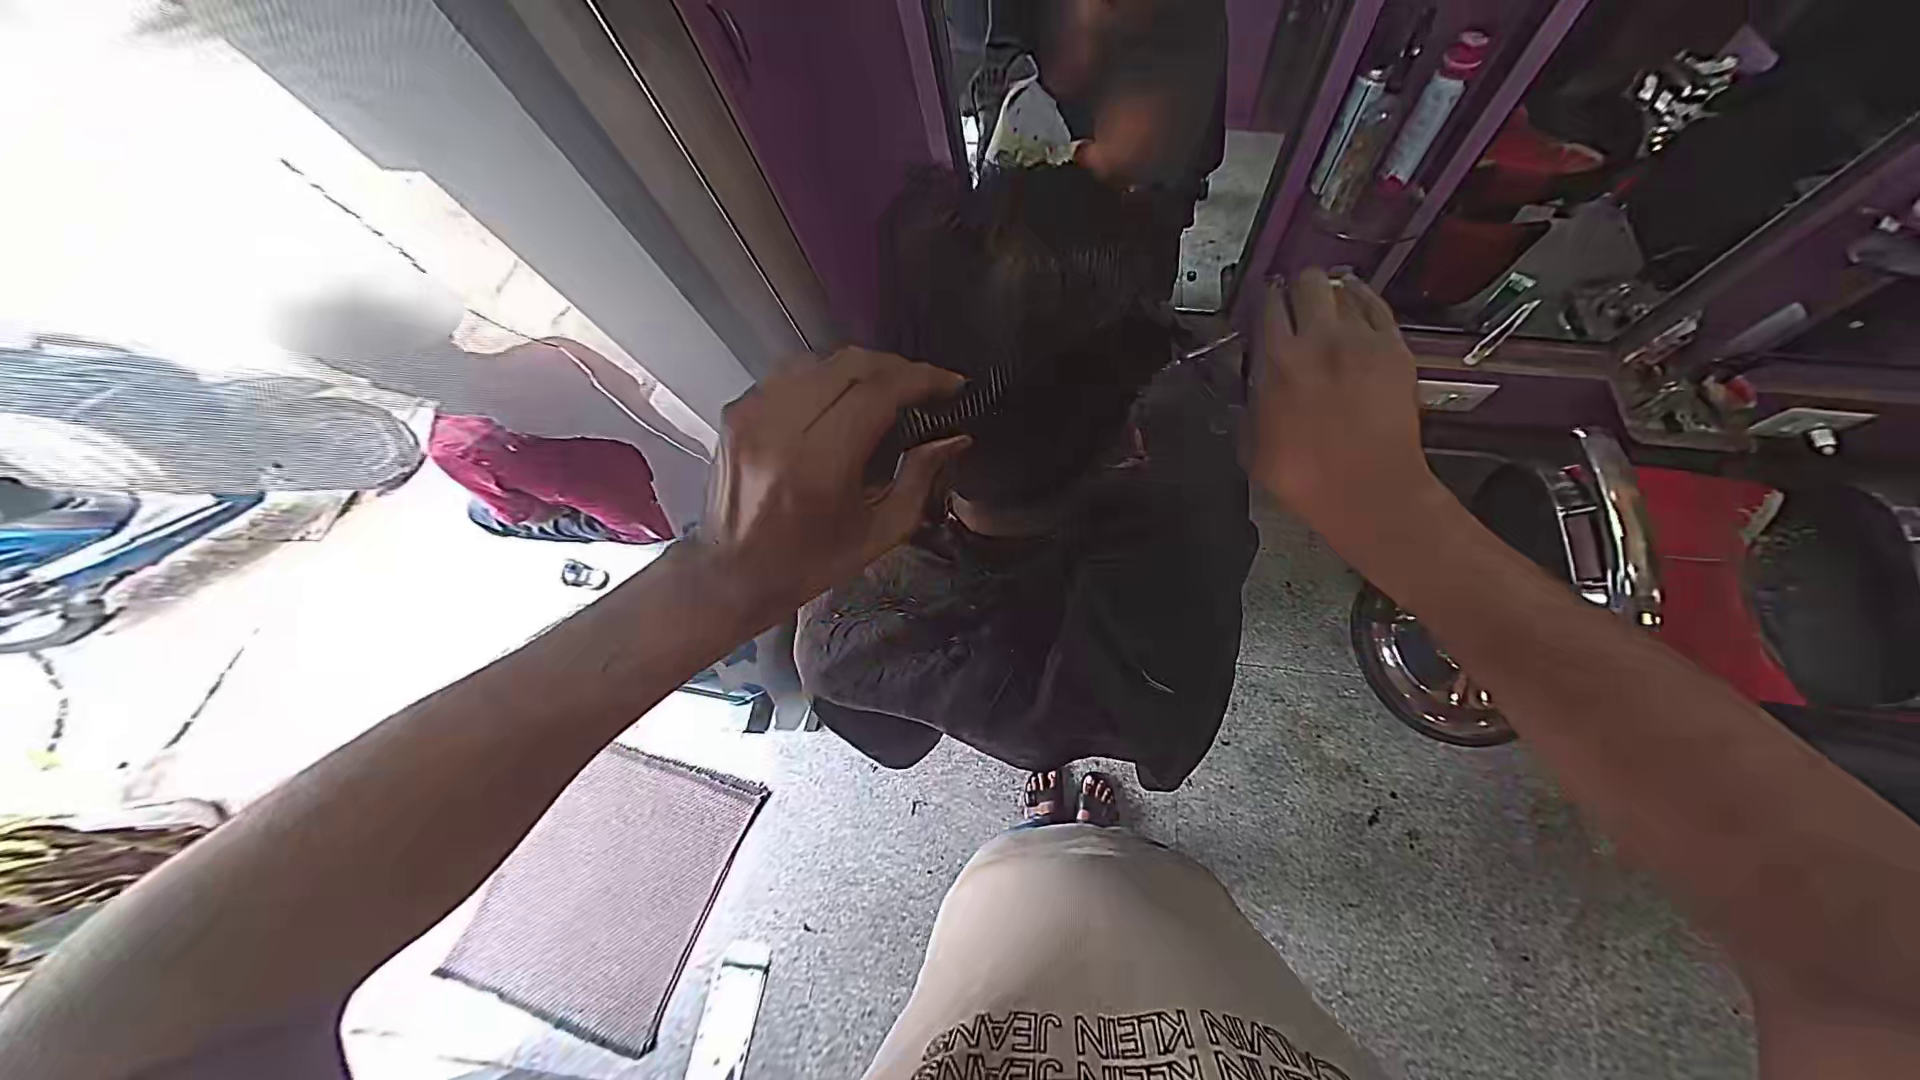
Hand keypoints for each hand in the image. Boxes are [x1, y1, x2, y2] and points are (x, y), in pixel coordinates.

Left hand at [690, 347, 969, 630]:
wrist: (734, 572)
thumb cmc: (809, 562)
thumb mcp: (878, 532)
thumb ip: (920, 479)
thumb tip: (954, 439)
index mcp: (818, 467)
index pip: (875, 393)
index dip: (920, 379)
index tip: (949, 384)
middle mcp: (779, 431)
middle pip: (849, 364)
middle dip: (897, 366)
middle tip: (924, 384)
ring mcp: (751, 415)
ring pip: (820, 359)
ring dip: (862, 367)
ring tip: (888, 387)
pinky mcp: (737, 412)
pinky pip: (791, 373)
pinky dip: (826, 376)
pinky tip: (843, 395)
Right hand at [1251, 269, 1446, 541]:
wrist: (1366, 488)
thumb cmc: (1303, 475)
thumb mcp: (1252, 447)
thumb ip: (1248, 411)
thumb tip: (1245, 398)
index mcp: (1277, 363)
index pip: (1267, 309)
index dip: (1263, 300)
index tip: (1262, 303)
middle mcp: (1319, 340)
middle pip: (1308, 284)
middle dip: (1298, 286)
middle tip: (1294, 296)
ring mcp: (1362, 341)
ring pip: (1345, 290)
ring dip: (1331, 291)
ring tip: (1326, 296)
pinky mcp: (1395, 349)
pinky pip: (1378, 308)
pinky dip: (1364, 300)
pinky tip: (1357, 300)